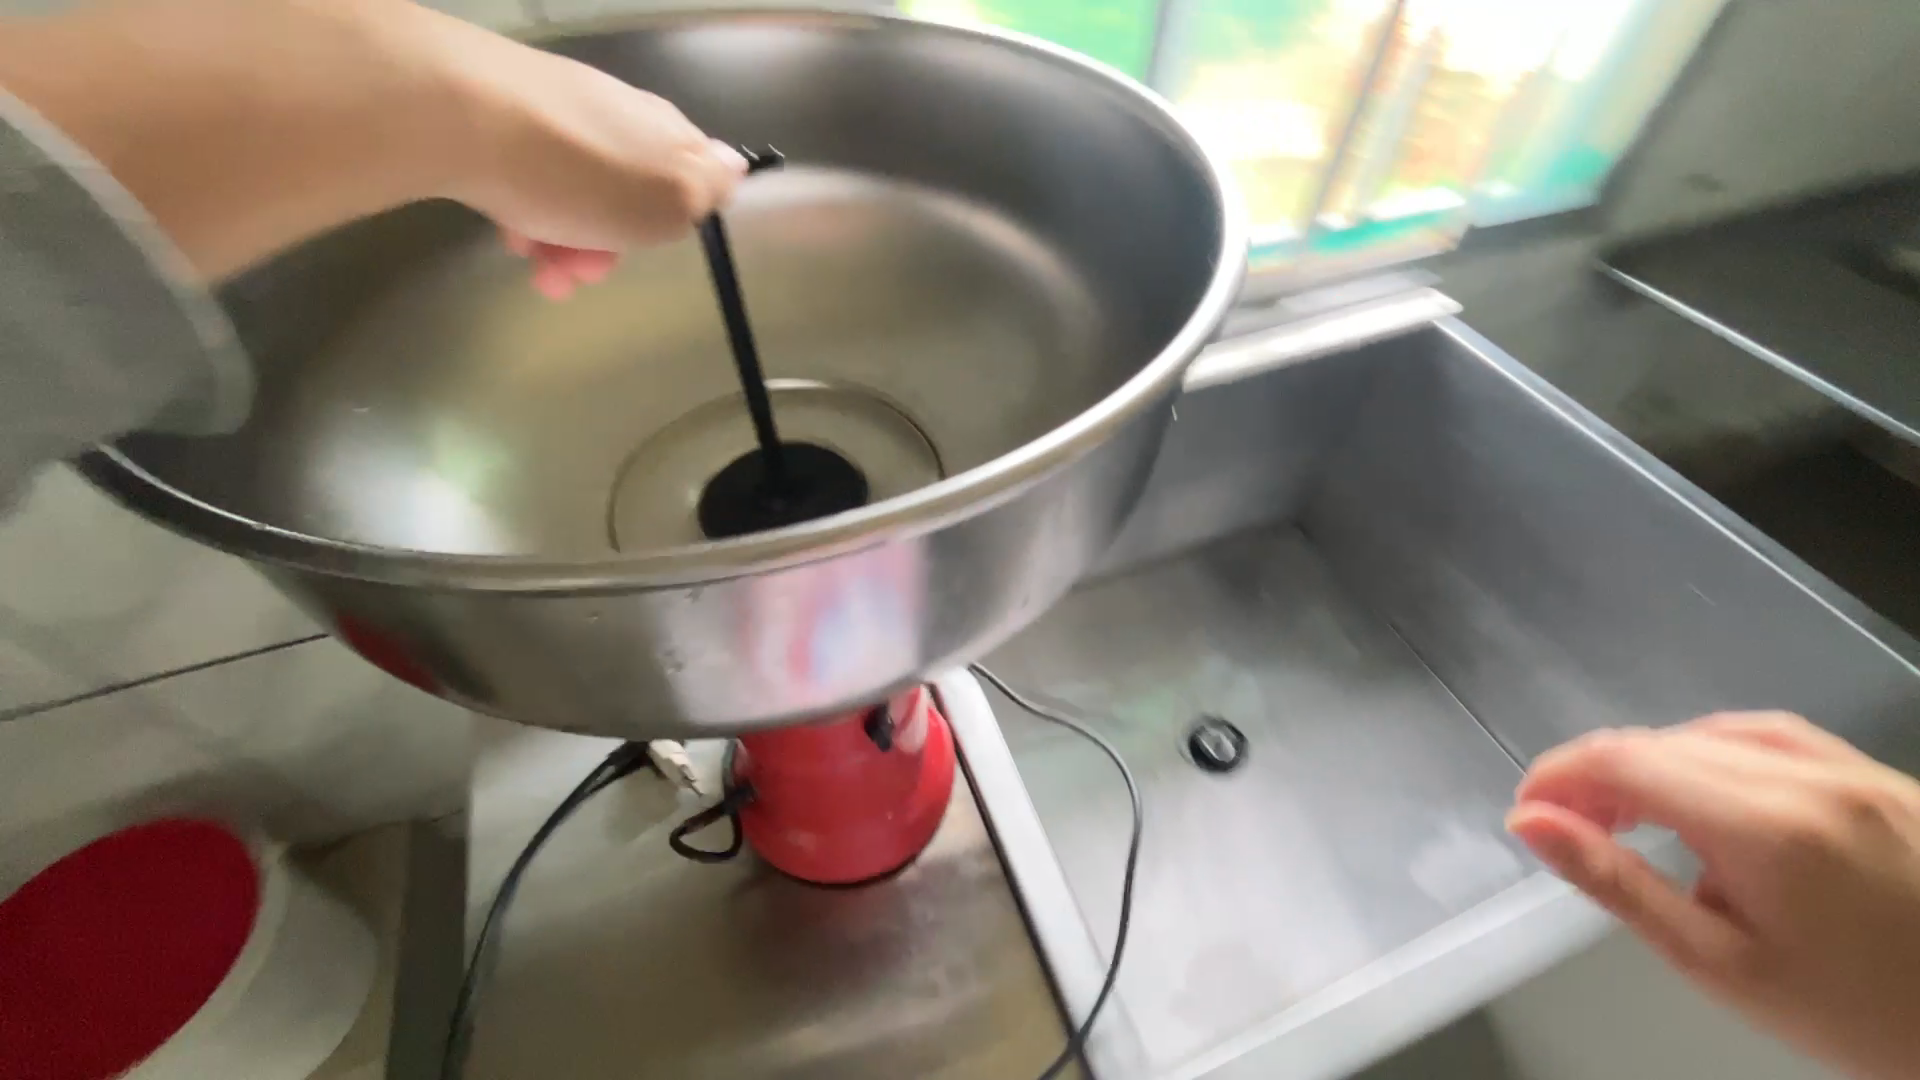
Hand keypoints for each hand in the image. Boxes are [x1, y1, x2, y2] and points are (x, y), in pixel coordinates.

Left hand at [436, 26, 747, 298]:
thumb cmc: (581, 173)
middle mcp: (615, 116)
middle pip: (631, 196)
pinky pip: (531, 183)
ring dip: (570, 245)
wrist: (453, 115)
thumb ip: (711, 186)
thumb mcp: (673, 195)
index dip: (678, 217)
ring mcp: (556, 117)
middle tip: (587, 273)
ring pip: (579, 198)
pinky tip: (512, 237)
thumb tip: (734, 166)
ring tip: (544, 272)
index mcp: (664, 131)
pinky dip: (528, 218)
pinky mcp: (501, 122)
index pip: (694, 173)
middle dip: (614, 245)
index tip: (657, 245)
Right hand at [1510, 713, 1919, 1079]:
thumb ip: (1613, 881)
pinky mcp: (1886, 777)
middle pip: (1657, 743)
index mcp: (1766, 825)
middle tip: (1574, 826)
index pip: (1620, 759)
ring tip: (1632, 812)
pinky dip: (1707, 750)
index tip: (1529, 813)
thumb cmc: (1854, 1012)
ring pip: (1706, 732)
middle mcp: (1811, 779)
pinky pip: (1768, 736)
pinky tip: (1703, 786)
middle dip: (1594, 776)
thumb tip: (1528, 821)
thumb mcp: (1717, 963)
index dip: (1555, 775)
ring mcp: (1858, 771)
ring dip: (1647, 763)